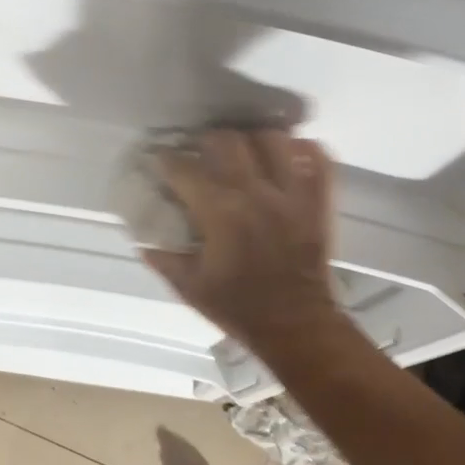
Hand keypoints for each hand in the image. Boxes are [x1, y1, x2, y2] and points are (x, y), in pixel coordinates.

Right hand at [142, 128, 346, 351]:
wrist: (296, 325)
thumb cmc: (239, 309)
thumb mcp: (191, 288)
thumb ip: (165, 259)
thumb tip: (145, 240)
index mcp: (220, 212)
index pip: (184, 169)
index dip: (167, 160)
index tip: (161, 160)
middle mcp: (256, 193)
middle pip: (227, 141)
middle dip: (208, 141)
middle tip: (201, 152)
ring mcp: (292, 194)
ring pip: (273, 140)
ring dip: (253, 139)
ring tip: (245, 150)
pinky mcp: (319, 201)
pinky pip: (317, 158)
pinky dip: (303, 150)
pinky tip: (287, 156)